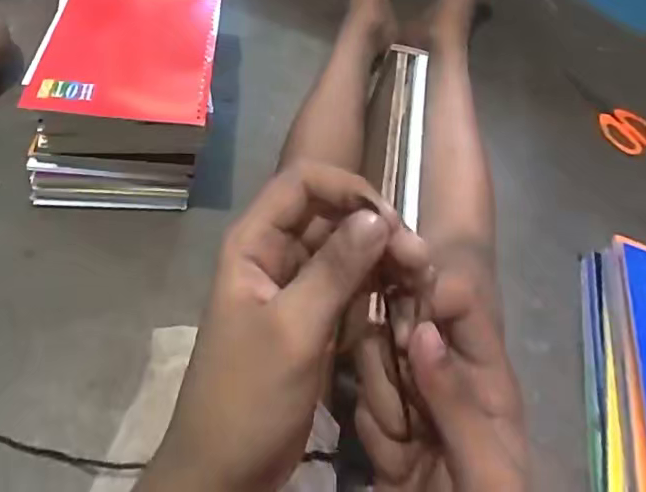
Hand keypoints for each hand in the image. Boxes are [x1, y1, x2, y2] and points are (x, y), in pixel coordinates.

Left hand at [142, 163, 429, 491]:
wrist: (225, 475)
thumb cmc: (247, 399)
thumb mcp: (293, 331)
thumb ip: (334, 270)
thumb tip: (377, 217)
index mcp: (255, 241)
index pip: (303, 182)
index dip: (347, 188)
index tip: (388, 219)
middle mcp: (275, 250)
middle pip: (331, 212)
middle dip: (375, 227)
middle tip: (418, 259)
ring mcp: (295, 281)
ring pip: (346, 247)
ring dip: (382, 257)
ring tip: (420, 279)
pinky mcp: (313, 312)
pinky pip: (350, 282)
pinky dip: (377, 285)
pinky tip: (405, 298)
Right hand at [355, 269, 528, 491]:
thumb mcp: (487, 472)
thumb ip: (455, 399)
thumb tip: (422, 328)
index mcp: (485, 374)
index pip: (458, 302)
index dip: (428, 296)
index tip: (403, 327)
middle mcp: (448, 375)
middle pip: (406, 321)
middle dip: (393, 360)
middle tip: (402, 403)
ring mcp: (415, 401)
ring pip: (377, 357)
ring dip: (383, 402)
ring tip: (402, 447)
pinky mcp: (387, 429)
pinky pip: (364, 400)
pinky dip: (374, 431)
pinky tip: (391, 463)